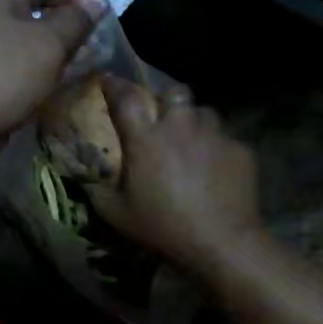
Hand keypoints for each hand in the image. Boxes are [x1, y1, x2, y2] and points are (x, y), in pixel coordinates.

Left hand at [0, 0, 107, 153]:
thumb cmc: (2, 77)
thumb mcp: (49, 44)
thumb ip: (76, 20)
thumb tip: (95, 2)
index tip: (100, 17)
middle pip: (30, 4)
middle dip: (63, 22)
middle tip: (87, 46)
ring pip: (18, 38)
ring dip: (47, 51)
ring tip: (69, 69)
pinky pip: (6, 64)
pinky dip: (27, 71)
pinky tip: (41, 88)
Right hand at [87, 75, 262, 273]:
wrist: (220, 242)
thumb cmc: (161, 226)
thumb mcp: (114, 213)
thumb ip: (95, 188)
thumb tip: (82, 174)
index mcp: (145, 139)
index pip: (126, 97)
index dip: (115, 86)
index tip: (108, 82)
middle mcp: (180, 127)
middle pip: (174, 92)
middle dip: (166, 99)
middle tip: (160, 118)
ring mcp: (214, 136)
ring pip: (203, 112)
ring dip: (193, 121)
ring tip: (189, 142)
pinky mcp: (240, 150)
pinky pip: (224, 139)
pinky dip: (215, 148)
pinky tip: (212, 170)